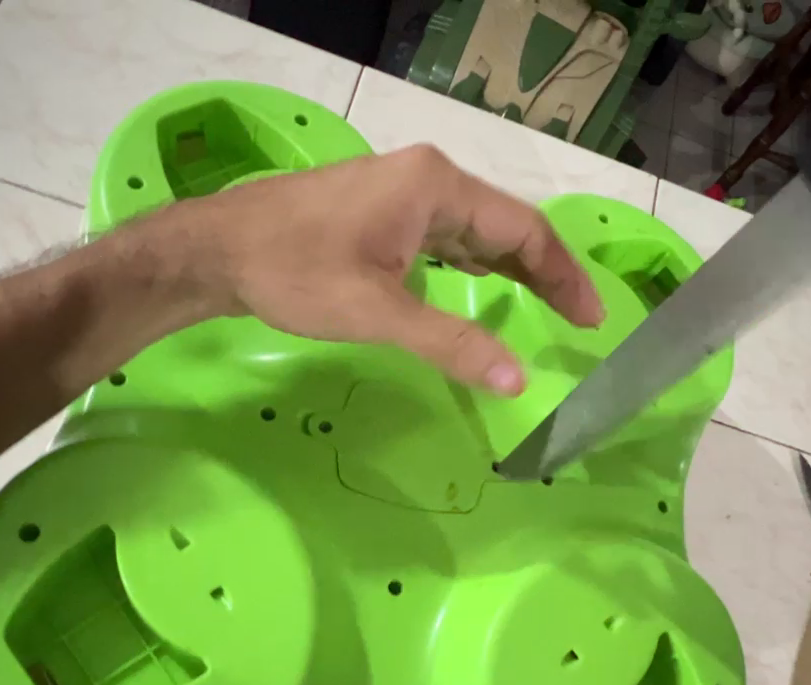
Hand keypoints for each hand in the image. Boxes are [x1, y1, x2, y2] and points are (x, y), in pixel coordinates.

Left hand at [153, 145, 603, 395]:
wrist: (218, 250)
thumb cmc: (296, 274)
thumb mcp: (379, 313)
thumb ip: (451, 344)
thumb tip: (516, 380)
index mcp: (437, 188)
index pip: (523, 231)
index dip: (563, 277)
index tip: (591, 319)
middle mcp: (427, 179)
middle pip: (503, 227)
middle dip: (542, 273)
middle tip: (574, 321)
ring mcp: (400, 192)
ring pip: (472, 233)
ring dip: (506, 270)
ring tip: (539, 309)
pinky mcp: (380, 212)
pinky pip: (442, 238)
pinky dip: (468, 266)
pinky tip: (477, 289)